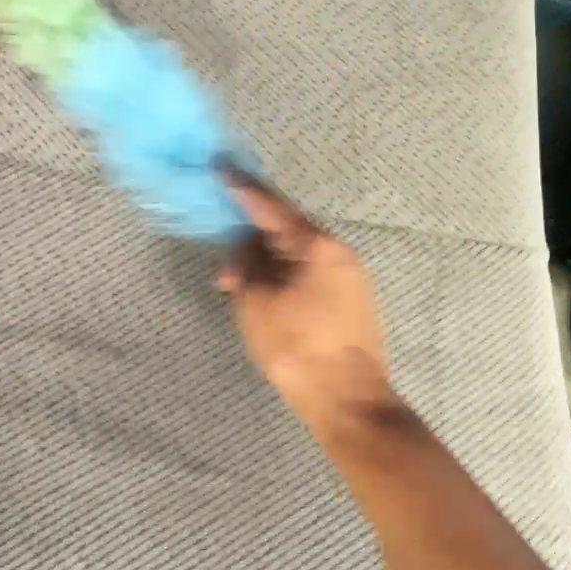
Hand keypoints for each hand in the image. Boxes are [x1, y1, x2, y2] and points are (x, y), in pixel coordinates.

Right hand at [217, 168, 398, 434]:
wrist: (349, 402)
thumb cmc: (298, 347)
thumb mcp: (256, 303)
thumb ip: (246, 267)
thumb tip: (245, 255)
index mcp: (318, 246)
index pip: (271, 207)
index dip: (242, 188)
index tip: (221, 167)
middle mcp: (339, 253)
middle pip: (285, 229)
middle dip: (250, 239)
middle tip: (224, 257)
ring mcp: (349, 277)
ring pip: (296, 254)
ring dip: (264, 263)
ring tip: (237, 285)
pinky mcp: (349, 300)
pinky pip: (307, 273)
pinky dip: (281, 276)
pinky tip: (261, 293)